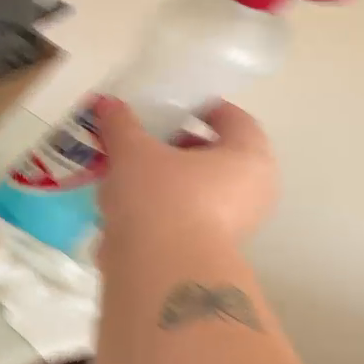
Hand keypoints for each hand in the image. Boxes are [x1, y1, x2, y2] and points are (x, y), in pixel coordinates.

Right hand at [94, 97, 277, 252]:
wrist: (162, 261)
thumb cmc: (159, 195)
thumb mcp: (132, 151)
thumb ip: (121, 124)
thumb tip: (108, 102)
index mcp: (248, 156)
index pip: (235, 120)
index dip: (205, 108)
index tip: (173, 105)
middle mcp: (255, 185)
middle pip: (220, 153)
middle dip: (181, 144)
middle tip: (143, 139)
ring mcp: (239, 218)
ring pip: (204, 184)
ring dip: (171, 175)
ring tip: (128, 171)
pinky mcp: (213, 242)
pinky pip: (191, 210)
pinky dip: (165, 201)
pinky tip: (130, 201)